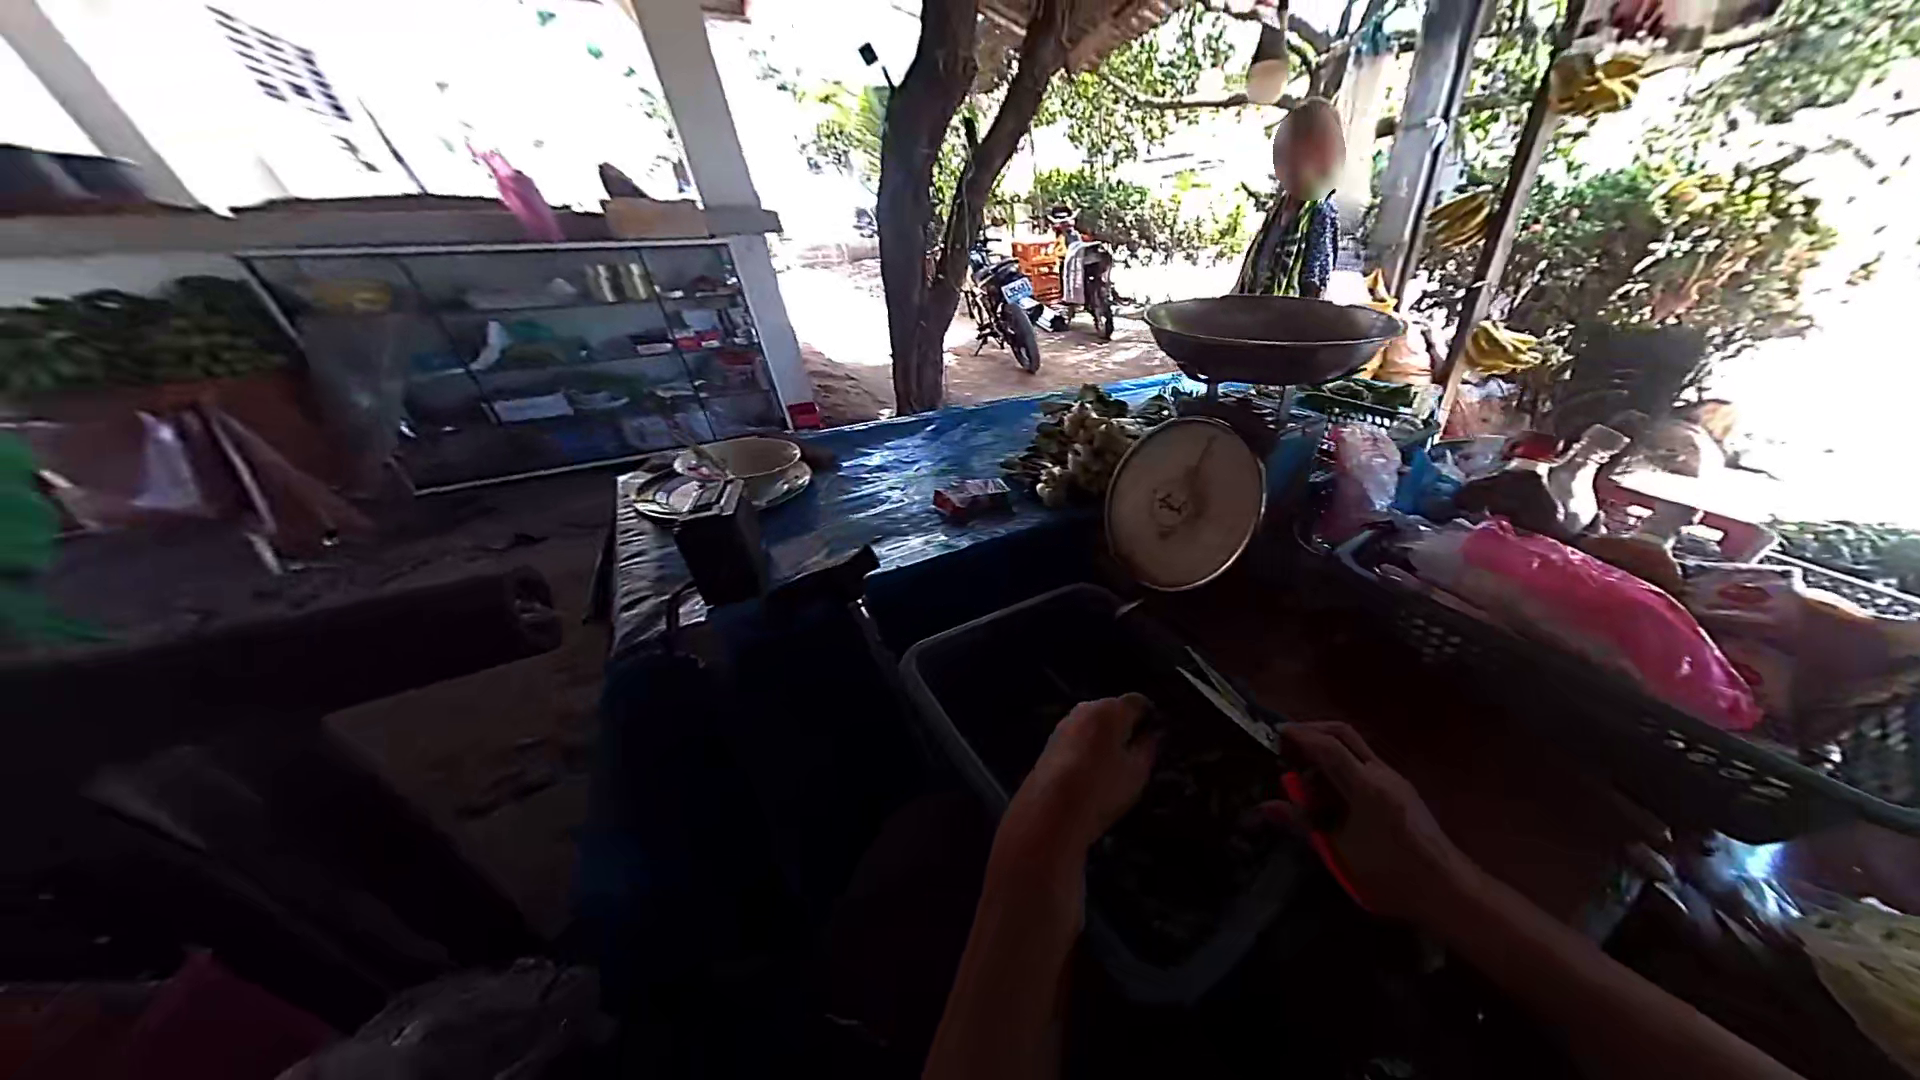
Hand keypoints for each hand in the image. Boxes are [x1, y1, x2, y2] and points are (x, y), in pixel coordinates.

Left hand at [1003, 694, 1158, 854]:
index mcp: (1110, 709)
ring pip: (1094, 724)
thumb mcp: (1138, 771)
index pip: (1138, 702)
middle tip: (1136, 756)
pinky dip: (1087, 748)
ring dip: (1105, 739)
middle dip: (1126, 728)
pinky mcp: (1050, 741)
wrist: (1050, 809)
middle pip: (1113, 711)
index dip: (1150, 718)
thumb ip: (1148, 747)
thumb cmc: (1102, 787)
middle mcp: (1085, 708)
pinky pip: (1078, 737)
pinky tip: (1090, 773)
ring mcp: (1064, 723)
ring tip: (1113, 769)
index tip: (1155, 738)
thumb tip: (1151, 734)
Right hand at [1269, 722, 1478, 924]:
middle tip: (1288, 741)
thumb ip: (1301, 824)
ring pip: (1356, 748)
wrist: (1454, 894)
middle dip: (1313, 731)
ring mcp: (1396, 781)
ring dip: (1327, 748)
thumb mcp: (1339, 853)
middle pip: (1344, 734)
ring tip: (1305, 771)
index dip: (1300, 735)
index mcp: (1366, 786)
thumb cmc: (1392, 875)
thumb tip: (1266, 806)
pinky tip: (1330, 788)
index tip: (1277, 733)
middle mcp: (1383, 775)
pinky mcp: (1403, 791)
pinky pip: (1365, 763)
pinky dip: (1342, 762)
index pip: (1328, 746)